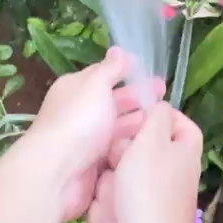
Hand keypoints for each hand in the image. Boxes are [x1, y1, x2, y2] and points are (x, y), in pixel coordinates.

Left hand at [12, 47, 162, 222]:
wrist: (57, 173)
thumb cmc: (78, 120)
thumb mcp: (95, 86)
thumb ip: (109, 69)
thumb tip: (118, 48)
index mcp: (76, 88)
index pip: (104, 75)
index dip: (127, 71)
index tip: (151, 72)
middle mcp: (81, 111)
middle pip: (113, 101)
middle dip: (138, 97)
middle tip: (165, 96)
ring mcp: (88, 139)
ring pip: (118, 126)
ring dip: (138, 121)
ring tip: (164, 120)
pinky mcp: (95, 164)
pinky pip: (117, 149)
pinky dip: (131, 145)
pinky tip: (152, 143)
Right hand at [88, 101, 204, 222]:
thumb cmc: (149, 188)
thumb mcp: (152, 139)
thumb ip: (156, 115)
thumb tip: (158, 105)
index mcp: (182, 151)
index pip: (177, 121)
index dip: (157, 115)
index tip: (135, 115)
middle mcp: (168, 173)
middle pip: (139, 147)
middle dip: (122, 154)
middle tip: (119, 160)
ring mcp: (149, 198)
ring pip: (119, 174)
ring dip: (111, 184)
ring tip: (114, 195)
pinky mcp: (131, 219)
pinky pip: (111, 202)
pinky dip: (108, 208)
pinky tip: (111, 216)